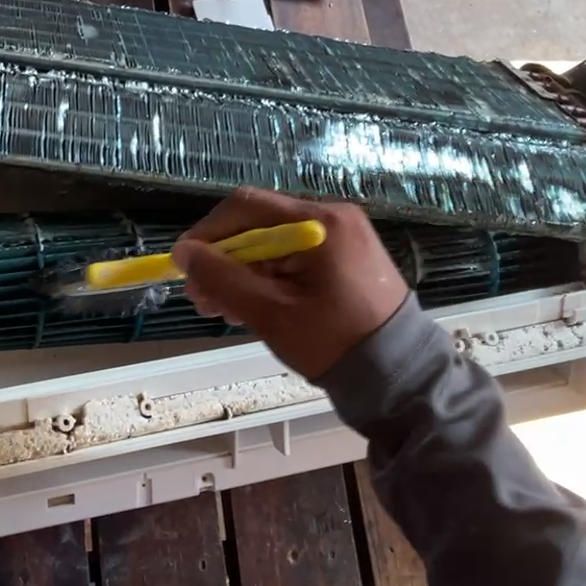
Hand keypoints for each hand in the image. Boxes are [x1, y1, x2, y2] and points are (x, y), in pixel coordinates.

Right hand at [171, 188, 408, 379]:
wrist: (402, 378)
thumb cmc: (334, 342)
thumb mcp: (269, 312)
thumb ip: (222, 278)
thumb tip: (183, 253)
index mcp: (319, 222)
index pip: (245, 207)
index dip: (207, 233)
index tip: (184, 265)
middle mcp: (332, 217)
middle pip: (257, 224)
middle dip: (223, 259)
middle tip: (202, 297)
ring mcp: (342, 237)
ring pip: (272, 243)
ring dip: (241, 271)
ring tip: (222, 309)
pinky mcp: (346, 257)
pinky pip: (293, 256)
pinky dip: (267, 277)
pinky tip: (251, 305)